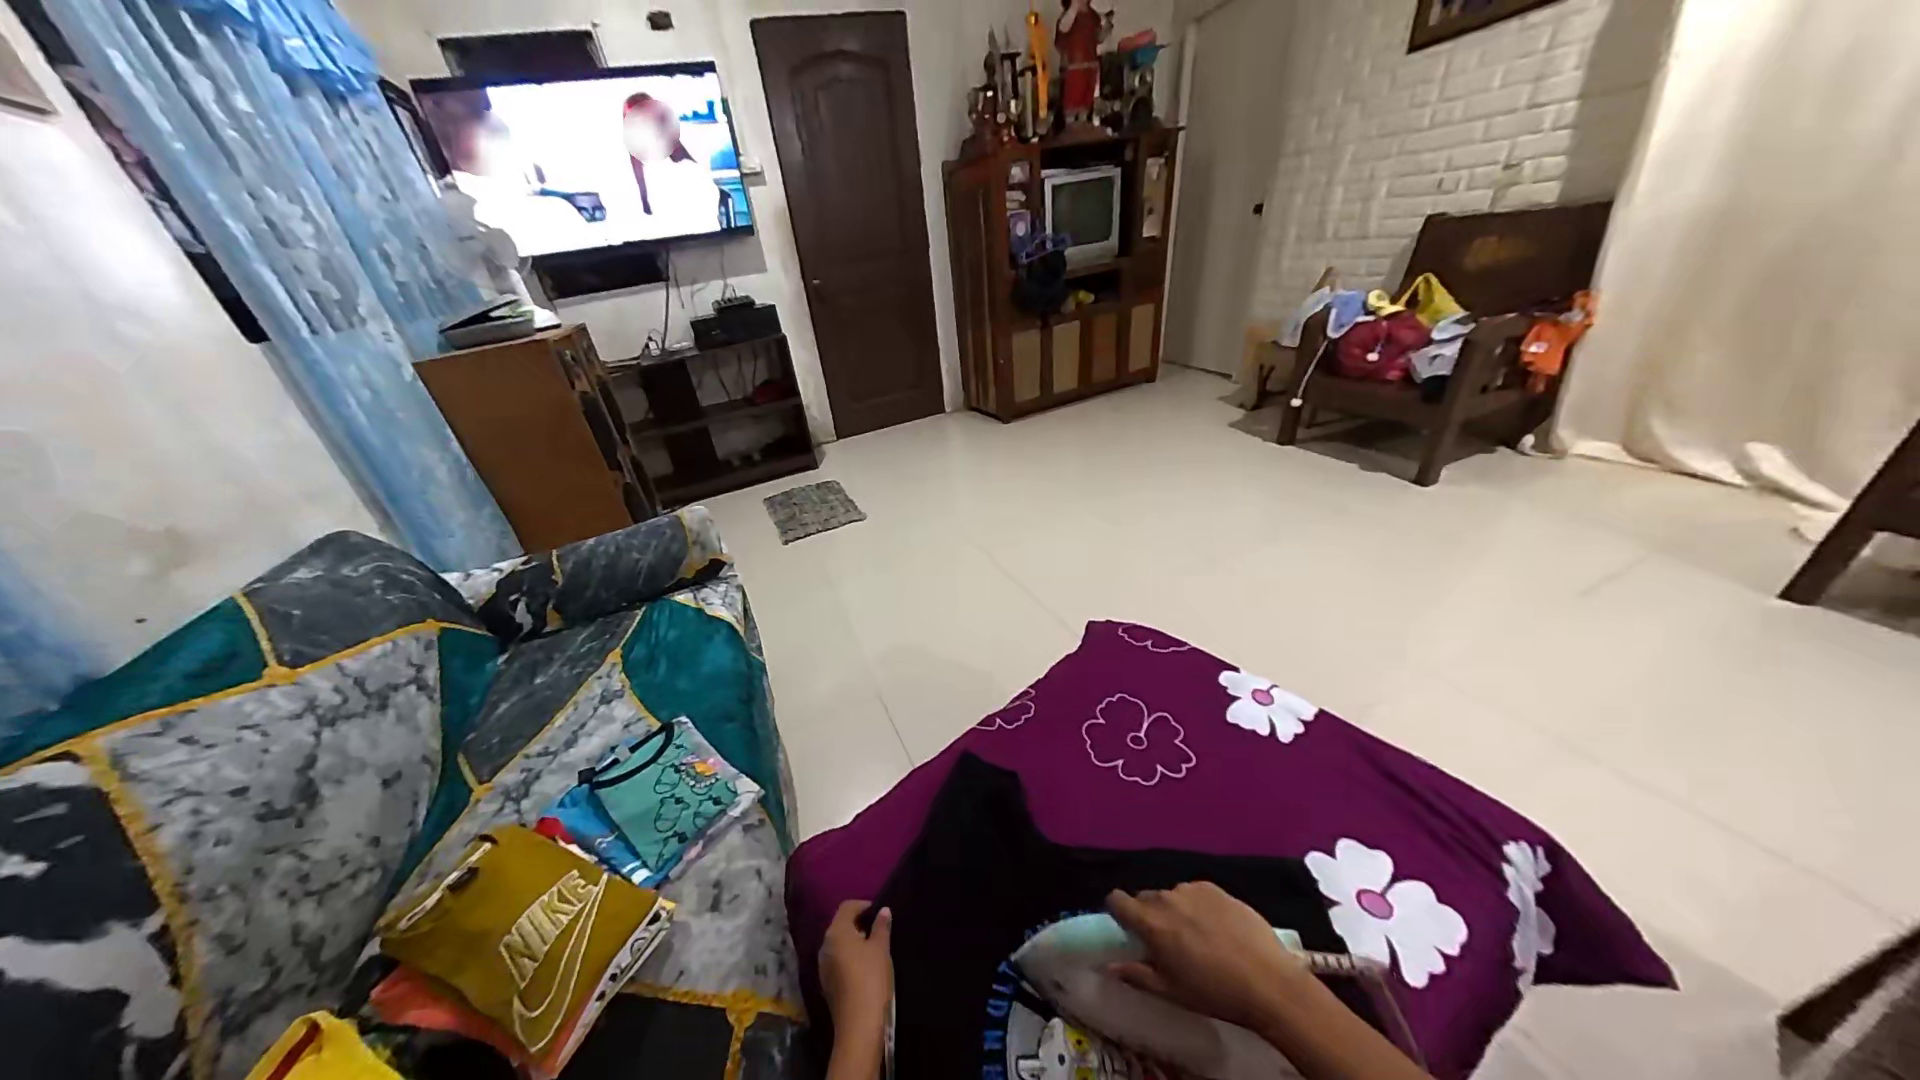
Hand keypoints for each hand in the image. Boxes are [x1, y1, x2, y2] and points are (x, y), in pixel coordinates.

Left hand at [820, 900, 892, 1035]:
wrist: (858, 1024)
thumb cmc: (871, 978)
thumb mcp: (881, 948)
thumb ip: (881, 926)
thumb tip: (883, 910)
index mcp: (835, 933)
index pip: (847, 907)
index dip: (863, 905)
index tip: (880, 912)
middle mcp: (824, 946)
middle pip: (841, 924)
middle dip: (859, 923)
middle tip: (879, 928)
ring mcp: (823, 966)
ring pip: (839, 944)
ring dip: (854, 941)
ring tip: (875, 947)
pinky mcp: (827, 983)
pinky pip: (838, 960)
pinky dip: (850, 956)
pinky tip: (865, 966)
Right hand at [1106, 882, 1314, 1033]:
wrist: (1268, 982)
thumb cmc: (1214, 992)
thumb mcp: (1171, 991)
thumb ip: (1137, 975)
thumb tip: (1111, 965)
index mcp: (1150, 922)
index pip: (1116, 899)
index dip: (1117, 910)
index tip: (1127, 927)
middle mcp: (1166, 898)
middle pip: (1145, 897)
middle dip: (1149, 914)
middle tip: (1166, 940)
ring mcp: (1193, 889)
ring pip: (1172, 895)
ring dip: (1175, 909)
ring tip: (1196, 934)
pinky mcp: (1216, 888)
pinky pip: (1195, 892)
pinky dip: (1198, 905)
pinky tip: (1216, 927)